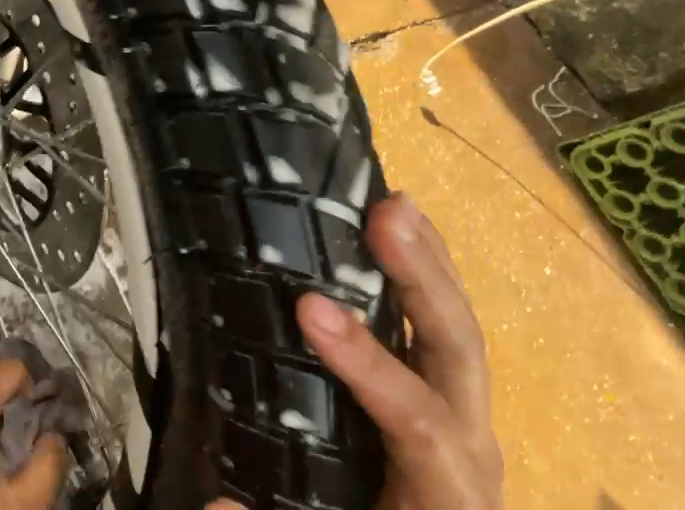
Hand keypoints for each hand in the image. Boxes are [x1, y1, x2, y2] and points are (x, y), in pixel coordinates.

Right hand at [297, 195, 503, 509]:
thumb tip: (216, 503)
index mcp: (447, 494)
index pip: (418, 423)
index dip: (370, 365)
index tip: (309, 309)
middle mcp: (468, 448)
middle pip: (459, 356)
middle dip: (424, 283)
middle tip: (385, 219)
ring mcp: (460, 417)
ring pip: (456, 332)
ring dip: (428, 263)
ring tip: (396, 204)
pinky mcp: (440, 398)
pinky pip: (439, 331)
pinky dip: (427, 275)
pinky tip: (406, 231)